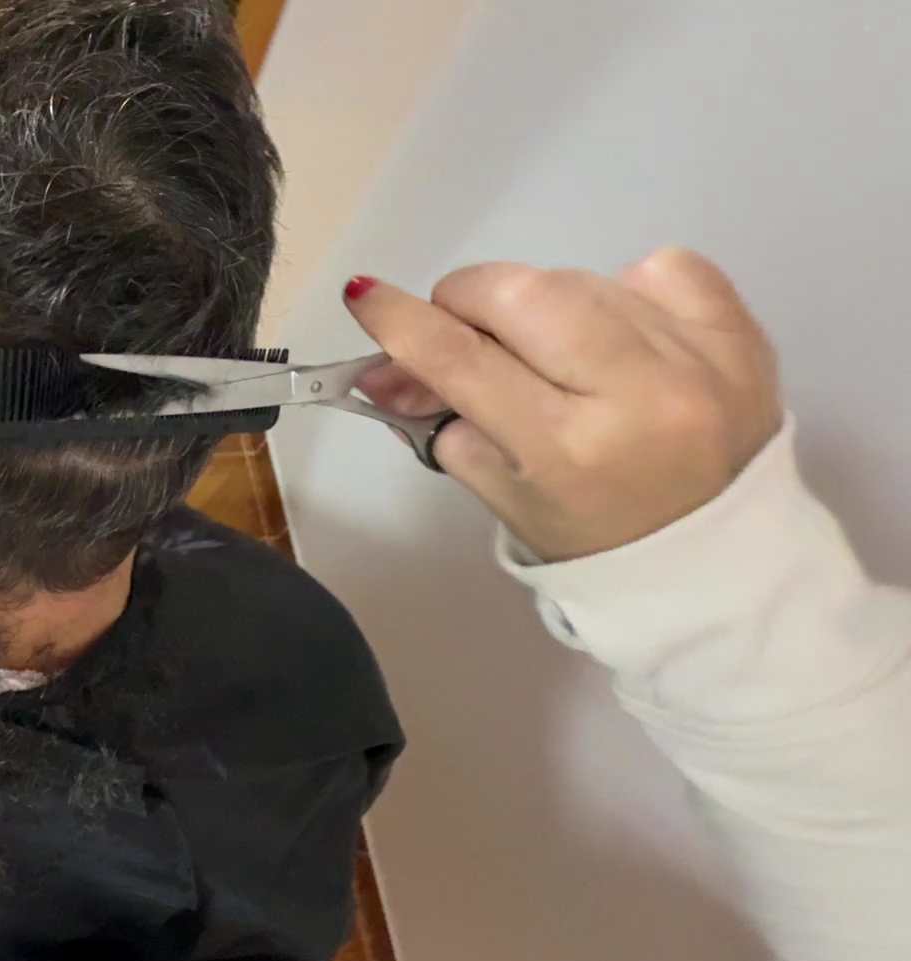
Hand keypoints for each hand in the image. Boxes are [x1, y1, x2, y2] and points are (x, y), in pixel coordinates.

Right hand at [343, 248, 782, 560]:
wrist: (711, 549)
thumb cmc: (579, 527)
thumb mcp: (489, 486)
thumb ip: (432, 419)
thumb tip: (381, 369)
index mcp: (560, 447)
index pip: (457, 359)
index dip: (398, 319)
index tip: (363, 294)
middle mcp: (634, 392)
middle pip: (519, 293)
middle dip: (465, 300)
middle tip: (459, 331)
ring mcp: (697, 355)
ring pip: (576, 277)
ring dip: (531, 304)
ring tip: (540, 349)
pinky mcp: (741, 330)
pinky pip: (658, 267)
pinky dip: (615, 290)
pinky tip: (610, 332)